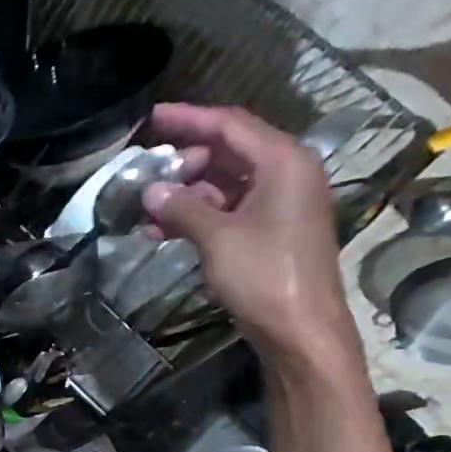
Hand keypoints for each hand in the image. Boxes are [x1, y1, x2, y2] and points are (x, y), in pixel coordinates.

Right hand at [142, 104, 359, 368]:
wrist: (301, 333)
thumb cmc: (265, 278)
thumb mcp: (218, 239)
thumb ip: (183, 209)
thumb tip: (150, 192)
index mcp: (284, 162)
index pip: (231, 125)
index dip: (190, 119)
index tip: (153, 118)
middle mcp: (287, 175)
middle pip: (229, 153)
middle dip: (186, 164)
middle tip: (150, 177)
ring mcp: (282, 206)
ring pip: (227, 186)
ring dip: (188, 196)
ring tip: (149, 210)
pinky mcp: (274, 234)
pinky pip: (232, 213)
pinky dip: (201, 218)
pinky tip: (165, 231)